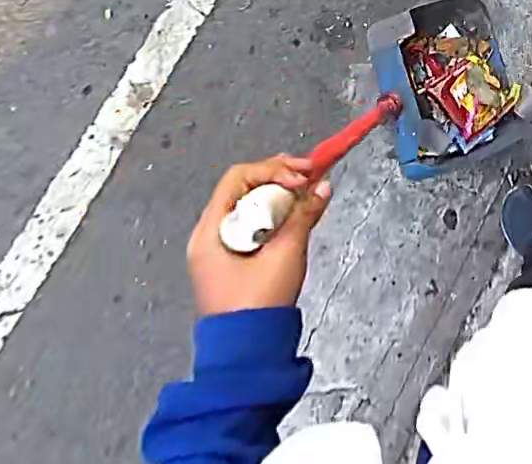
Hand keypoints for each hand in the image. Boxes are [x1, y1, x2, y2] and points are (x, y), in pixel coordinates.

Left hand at [186, 155, 332, 315]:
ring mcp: (219, 250)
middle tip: (308, 175)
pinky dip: (274, 214)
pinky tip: (294, 213)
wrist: (247, 362)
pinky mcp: (233, 263)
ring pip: (249, 206)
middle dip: (278, 177)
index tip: (302, 175)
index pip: (239, 177)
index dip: (273, 169)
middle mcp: (209, 235)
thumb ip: (304, 215)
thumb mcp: (286, 254)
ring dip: (278, 194)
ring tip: (305, 190)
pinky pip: (252, 225)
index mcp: (211, 230)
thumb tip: (322, 187)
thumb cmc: (259, 307)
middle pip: (243, 188)